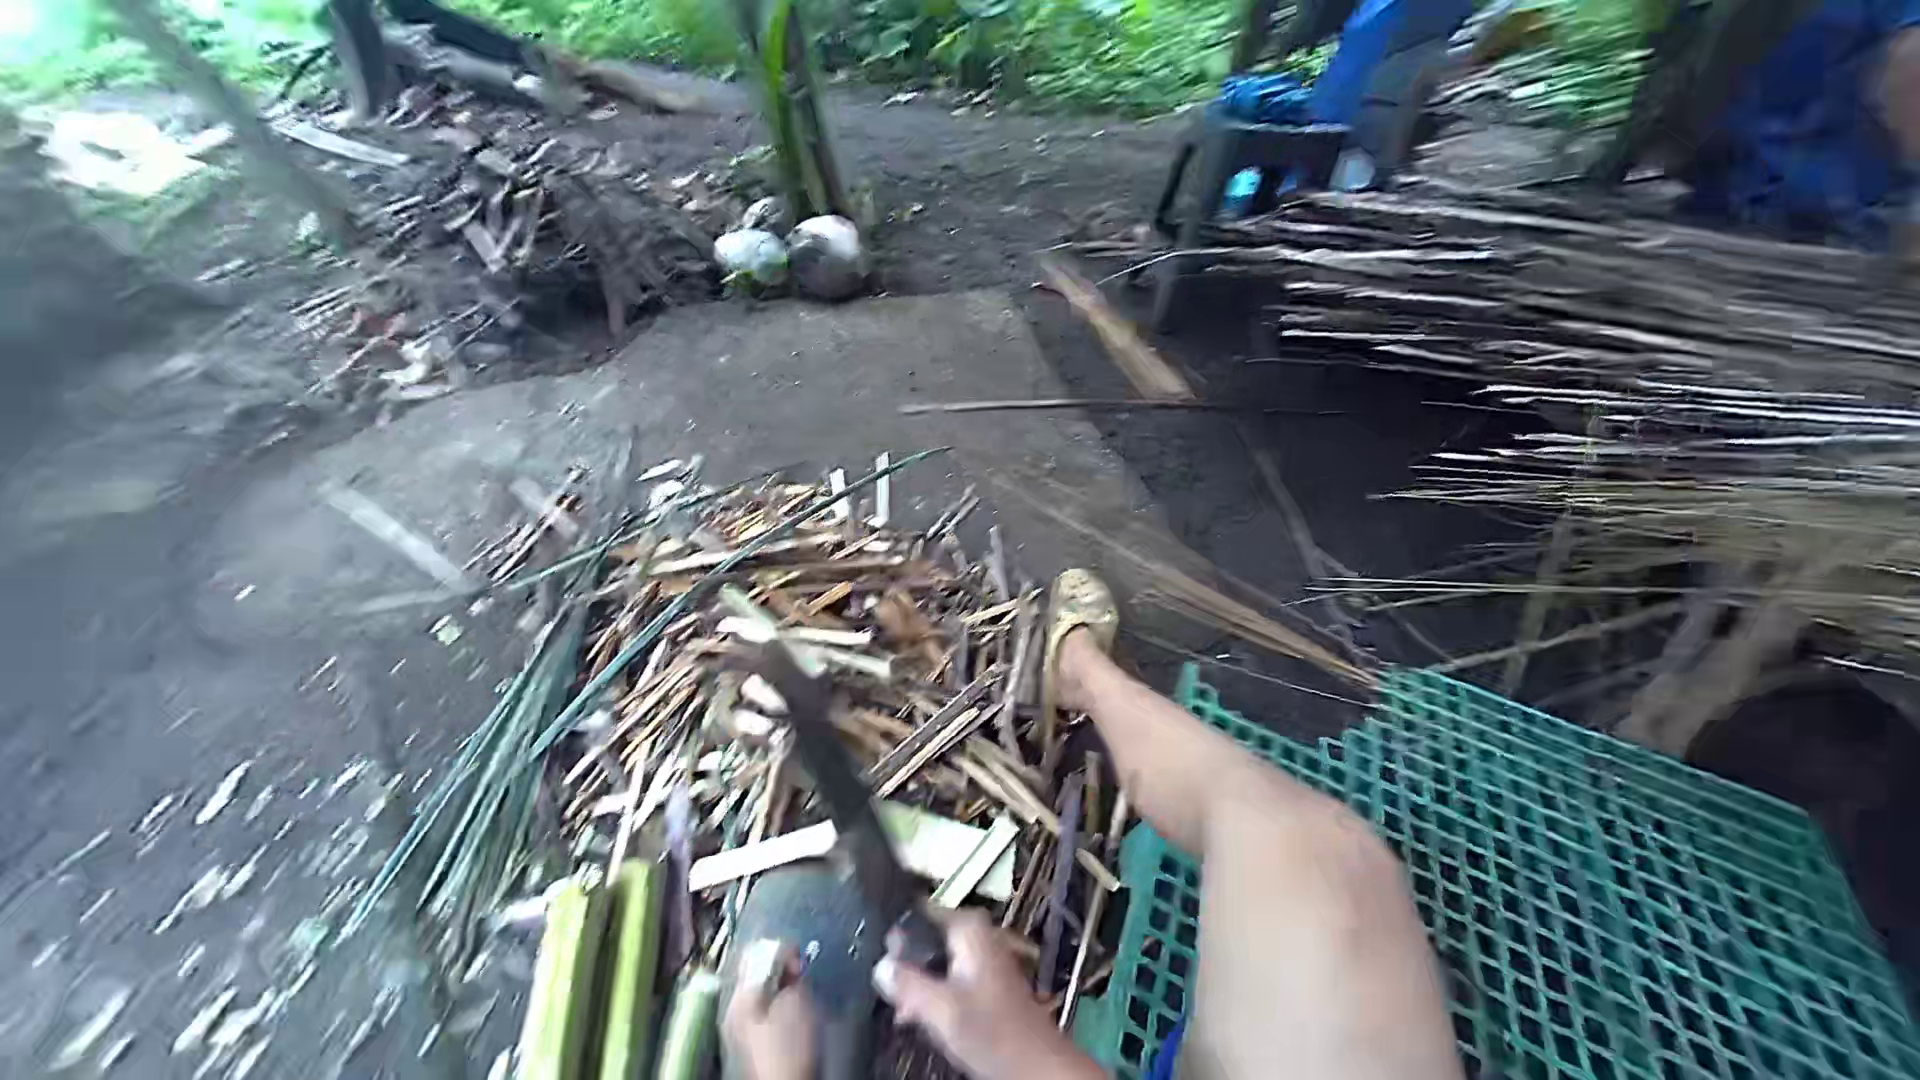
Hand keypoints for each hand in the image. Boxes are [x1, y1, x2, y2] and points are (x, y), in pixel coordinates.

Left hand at [724, 940, 817, 1079]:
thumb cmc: (790, 1043)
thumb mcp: (797, 999)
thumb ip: (791, 971)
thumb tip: (790, 959)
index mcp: (740, 996)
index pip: (754, 954)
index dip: (779, 948)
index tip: (798, 956)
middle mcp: (735, 1008)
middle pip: (757, 972)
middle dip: (782, 968)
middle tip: (802, 973)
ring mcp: (742, 1026)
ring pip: (764, 990)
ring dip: (783, 985)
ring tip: (802, 990)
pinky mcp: (754, 1040)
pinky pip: (767, 1008)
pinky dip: (781, 1002)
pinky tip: (796, 1010)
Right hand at [872, 909, 1103, 1079]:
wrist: (1036, 1063)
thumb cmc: (992, 1030)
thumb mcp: (943, 1010)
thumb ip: (909, 984)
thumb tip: (879, 964)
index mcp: (966, 925)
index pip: (918, 911)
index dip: (895, 933)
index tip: (876, 955)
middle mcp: (974, 929)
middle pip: (924, 935)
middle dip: (904, 961)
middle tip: (888, 989)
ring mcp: (979, 951)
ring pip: (934, 956)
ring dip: (916, 980)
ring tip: (902, 1009)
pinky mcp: (981, 974)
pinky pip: (946, 971)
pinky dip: (931, 989)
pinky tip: (919, 1014)